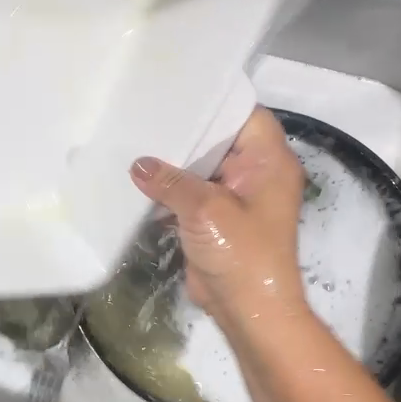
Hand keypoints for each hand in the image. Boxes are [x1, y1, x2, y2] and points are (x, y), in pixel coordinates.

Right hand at [127, 108, 306, 326]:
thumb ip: (171, 183)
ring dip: (170, 167)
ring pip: (198, 171)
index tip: (174, 93)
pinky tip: (137, 186)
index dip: (212, 103)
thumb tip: (138, 165)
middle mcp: (253, 174)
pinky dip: (166, 193)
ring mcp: (233, 199)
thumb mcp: (205, 210)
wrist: (248, 309)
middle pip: (217, 142)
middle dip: (182, 135)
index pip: (243, 115)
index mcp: (268, 162)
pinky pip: (188, 197)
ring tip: (132, 148)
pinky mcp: (213, 222)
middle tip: (142, 119)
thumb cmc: (241, 253)